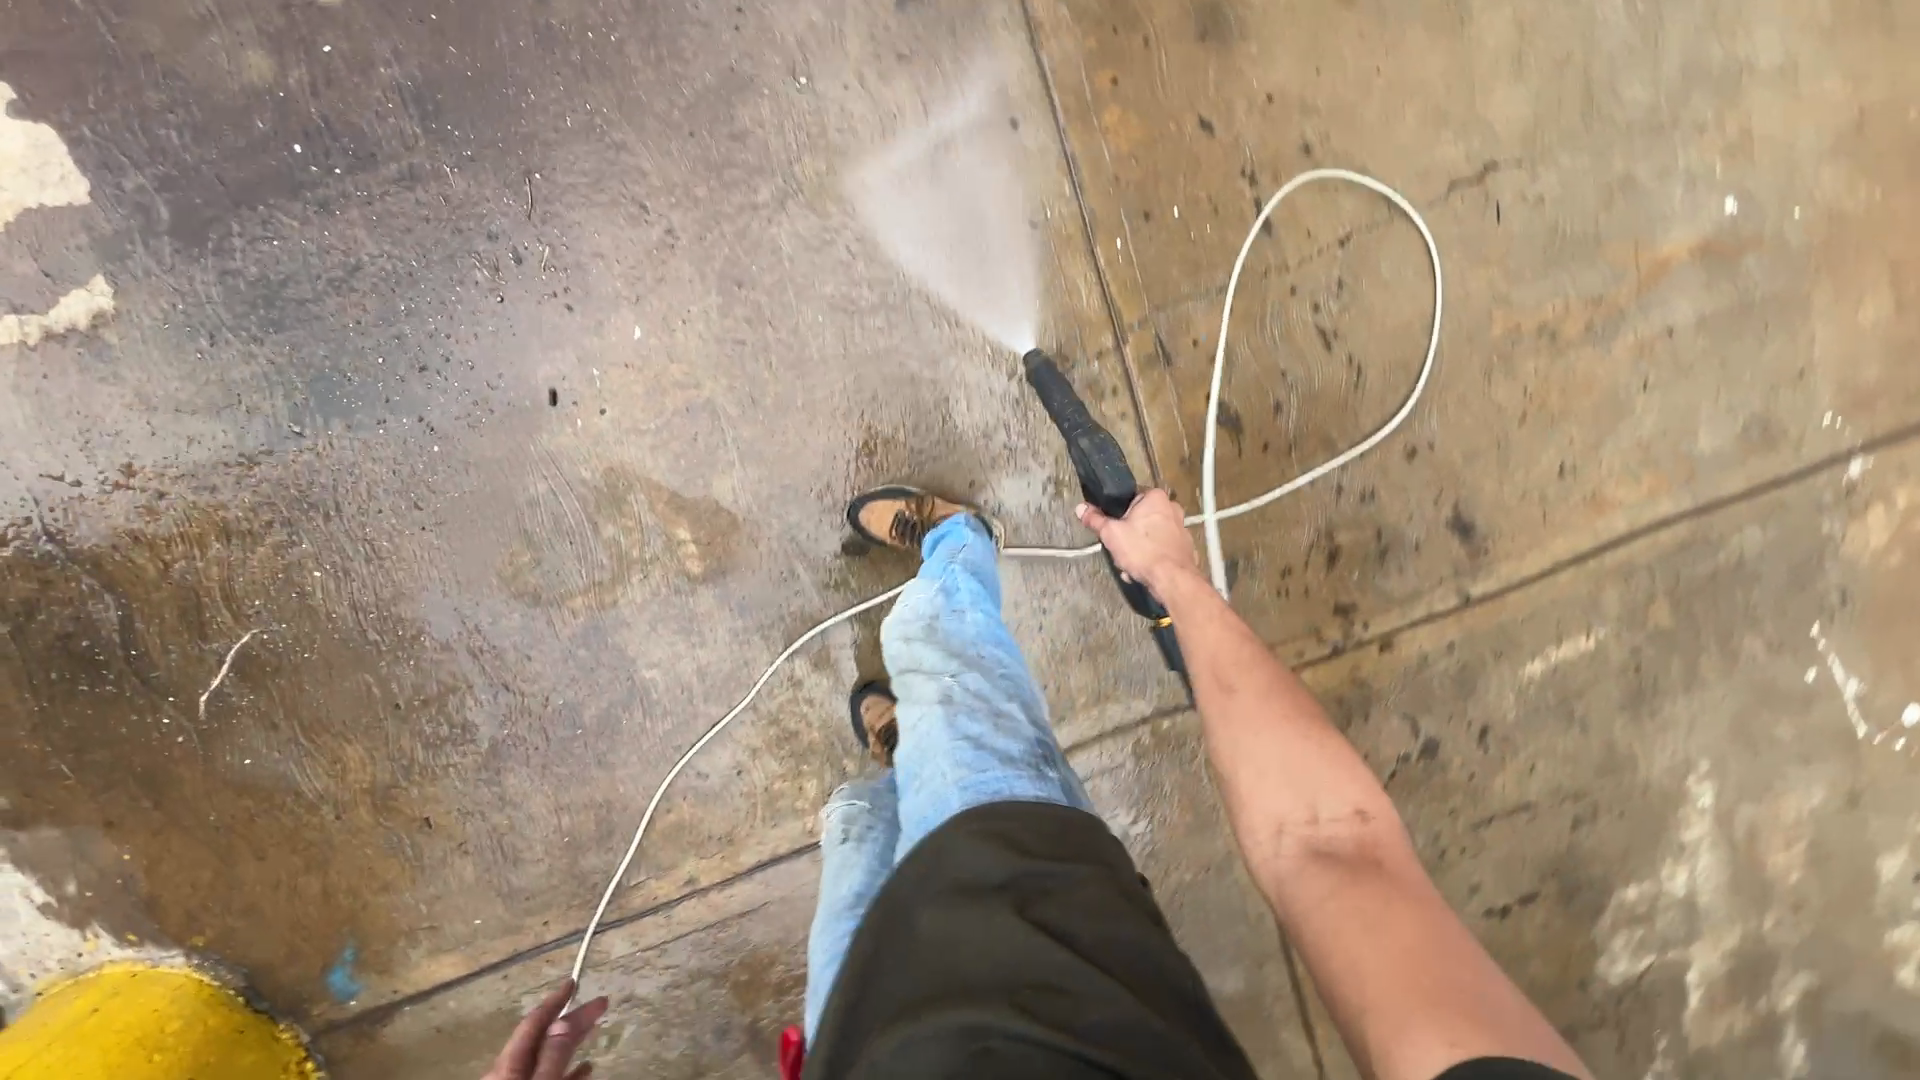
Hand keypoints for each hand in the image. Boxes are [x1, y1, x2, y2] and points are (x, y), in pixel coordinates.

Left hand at [483, 980, 608, 1079]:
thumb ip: (552, 1056)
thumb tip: (565, 1020)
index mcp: (507, 1066)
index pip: (534, 1023)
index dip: (555, 1000)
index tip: (574, 981)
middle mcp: (506, 1073)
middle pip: (543, 1038)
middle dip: (571, 1018)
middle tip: (599, 1003)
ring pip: (546, 1057)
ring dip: (570, 1043)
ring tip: (594, 1030)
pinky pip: (547, 1077)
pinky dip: (566, 1069)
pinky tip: (583, 1067)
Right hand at [1075, 489, 1199, 594]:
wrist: (1172, 578)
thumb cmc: (1143, 551)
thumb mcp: (1111, 533)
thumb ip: (1095, 519)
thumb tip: (1081, 508)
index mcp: (1156, 497)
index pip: (1131, 499)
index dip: (1118, 515)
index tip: (1114, 528)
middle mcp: (1172, 508)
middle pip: (1141, 518)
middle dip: (1129, 535)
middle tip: (1121, 548)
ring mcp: (1181, 528)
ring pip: (1150, 535)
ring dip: (1139, 548)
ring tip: (1131, 563)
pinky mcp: (1185, 546)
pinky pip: (1161, 548)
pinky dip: (1152, 557)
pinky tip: (1143, 569)